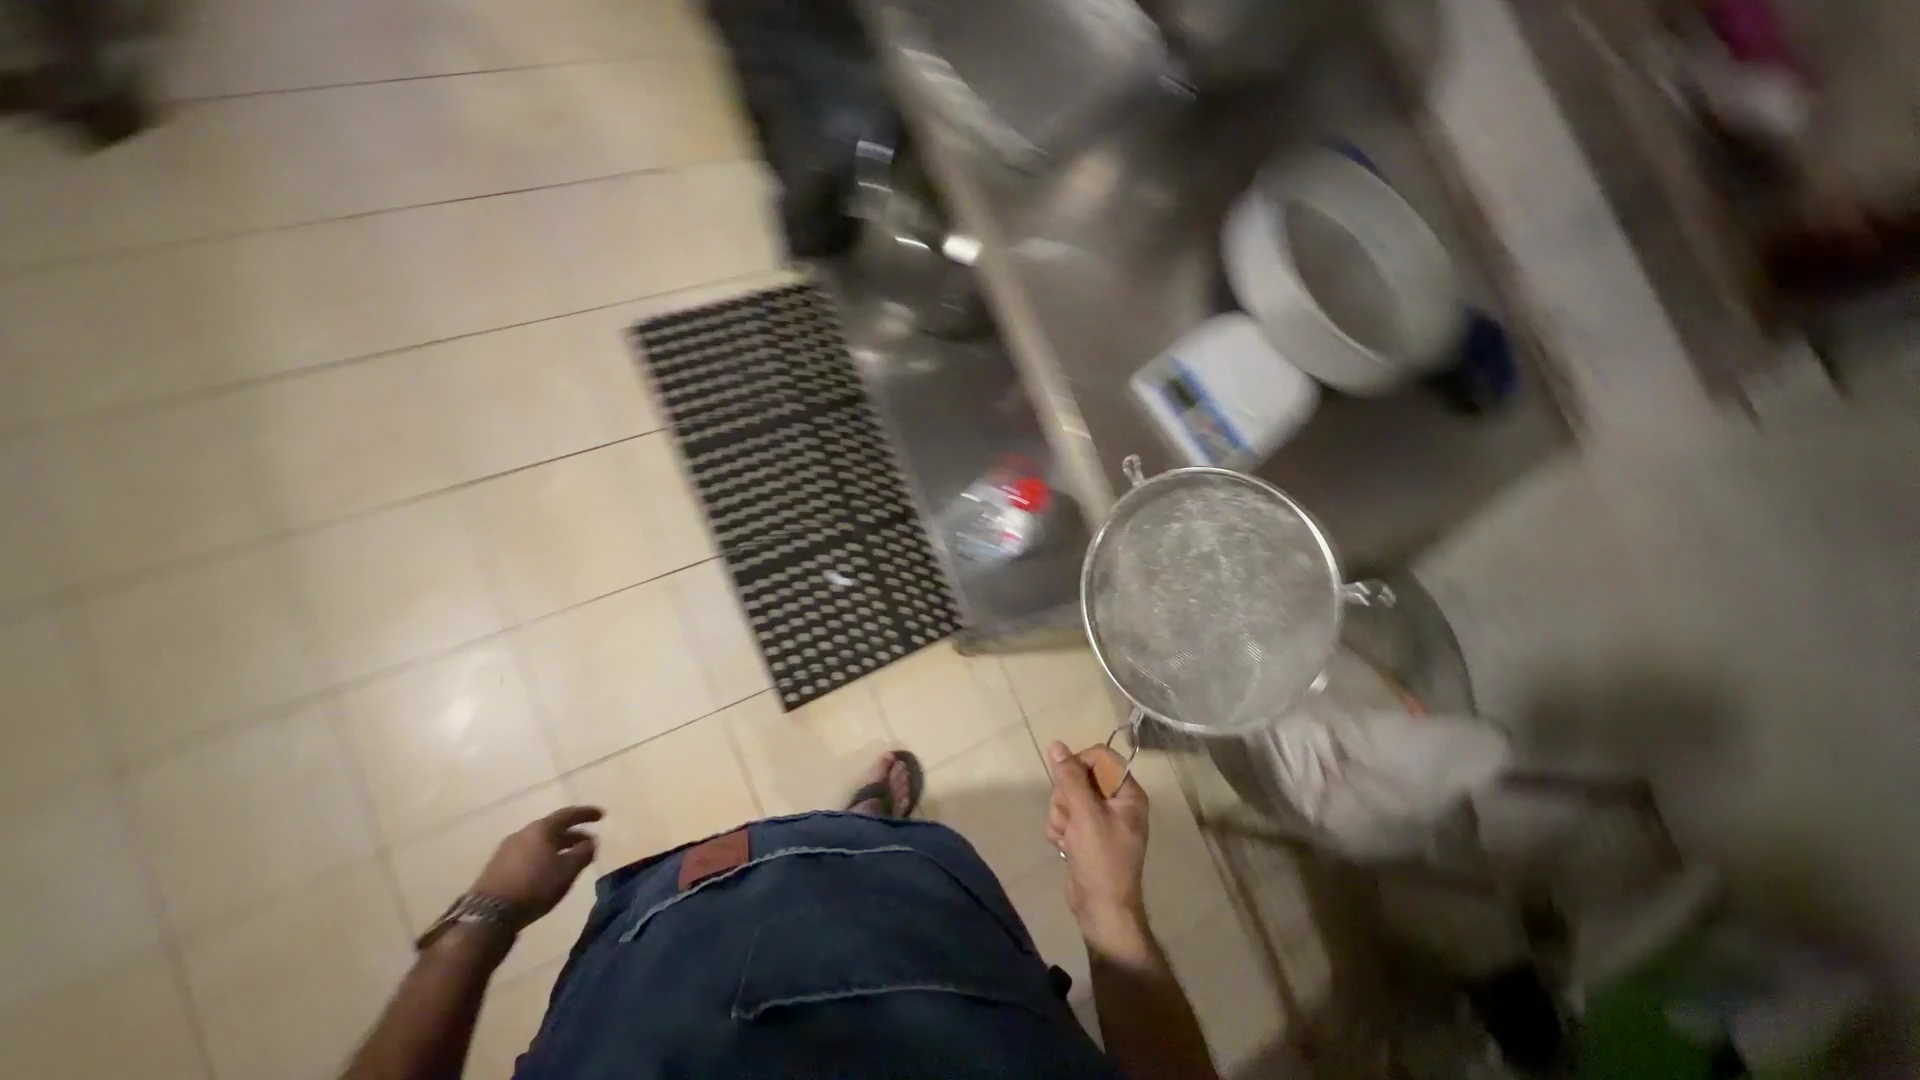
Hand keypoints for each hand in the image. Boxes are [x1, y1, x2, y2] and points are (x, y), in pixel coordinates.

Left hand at [471, 806, 602, 921]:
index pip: (568, 814)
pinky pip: (527, 854)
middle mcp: (523, 833)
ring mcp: (507, 849)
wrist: (488, 914)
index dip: (586, 813)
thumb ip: (584, 853)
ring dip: (556, 846)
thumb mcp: (568, 870)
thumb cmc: (535, 886)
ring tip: (568, 858)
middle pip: (552, 828)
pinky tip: (546, 870)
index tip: (601, 815)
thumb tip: (590, 842)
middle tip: (587, 842)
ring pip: (538, 842)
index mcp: (541, 829)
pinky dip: (542, 856)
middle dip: (572, 834)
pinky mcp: (496, 866)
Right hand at [1045, 741, 1149, 949]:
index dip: (1079, 765)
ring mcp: (1099, 819)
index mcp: (1128, 794)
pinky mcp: (1084, 834)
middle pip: (1079, 777)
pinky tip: (1064, 847)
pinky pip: (1063, 817)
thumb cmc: (1101, 860)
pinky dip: (1060, 830)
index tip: (1067, 781)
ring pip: (1067, 797)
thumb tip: (1057, 745)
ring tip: (1069, 838)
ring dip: (1061, 817)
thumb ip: (1070, 778)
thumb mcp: (1085, 815)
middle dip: (1067, 798)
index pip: (1100, 758)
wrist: (1100, 909)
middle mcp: (1116, 803)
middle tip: (1073, 820)